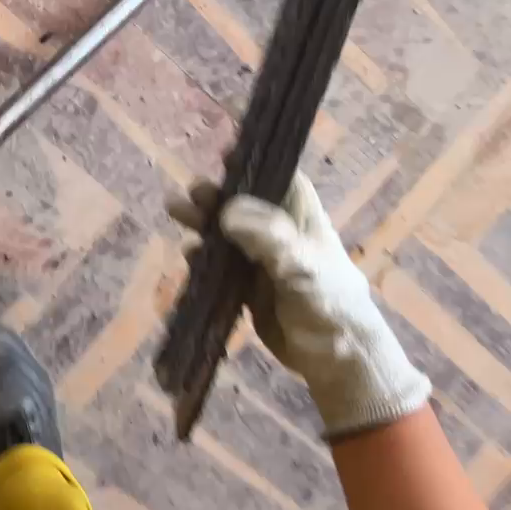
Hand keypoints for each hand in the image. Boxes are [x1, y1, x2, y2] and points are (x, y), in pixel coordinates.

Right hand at [177, 172, 429, 437]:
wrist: (334, 358)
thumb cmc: (329, 304)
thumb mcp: (303, 265)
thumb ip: (268, 236)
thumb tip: (226, 210)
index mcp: (302, 221)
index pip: (280, 180)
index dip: (257, 164)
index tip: (228, 151)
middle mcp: (281, 236)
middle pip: (244, 205)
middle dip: (217, 195)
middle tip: (191, 190)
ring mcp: (262, 262)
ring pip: (226, 233)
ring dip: (203, 222)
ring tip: (175, 211)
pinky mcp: (247, 288)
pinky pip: (219, 266)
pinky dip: (203, 258)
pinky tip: (190, 254)